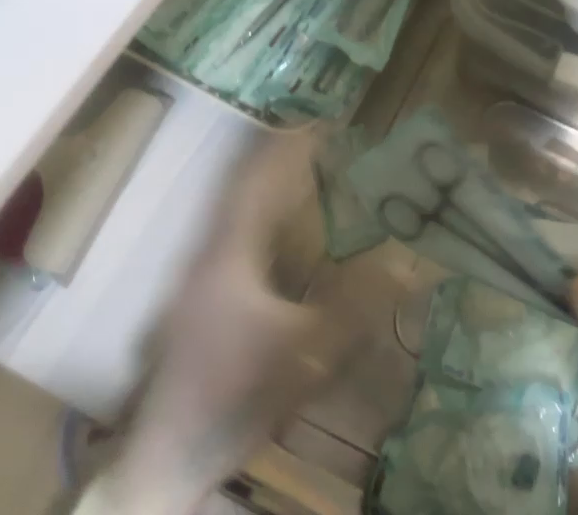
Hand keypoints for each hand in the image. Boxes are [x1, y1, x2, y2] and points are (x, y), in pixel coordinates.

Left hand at [91, 140, 395, 514]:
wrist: (167, 457)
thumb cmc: (235, 398)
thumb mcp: (308, 355)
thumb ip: (359, 307)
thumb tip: (410, 262)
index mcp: (226, 254)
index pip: (256, 179)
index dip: (289, 146)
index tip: (325, 121)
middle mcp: (206, 254)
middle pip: (244, 189)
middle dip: (283, 160)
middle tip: (329, 143)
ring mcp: (198, 278)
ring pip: (236, 214)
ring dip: (272, 189)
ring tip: (314, 175)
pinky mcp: (200, 301)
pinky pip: (235, 239)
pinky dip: (264, 221)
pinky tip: (287, 236)